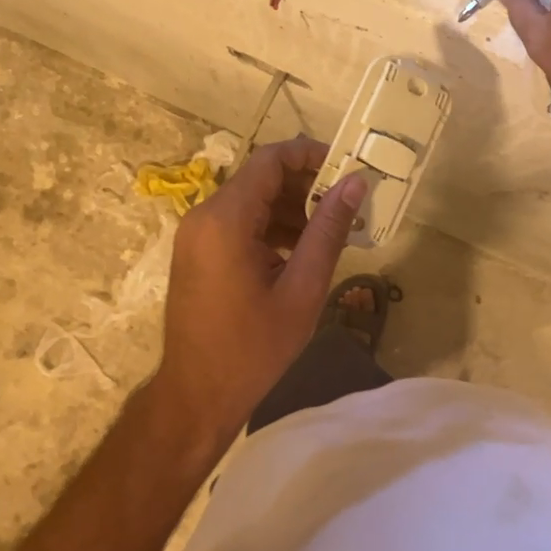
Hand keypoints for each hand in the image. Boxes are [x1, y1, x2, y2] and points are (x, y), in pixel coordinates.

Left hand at [156, 136, 367, 436]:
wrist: (195, 396)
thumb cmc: (251, 349)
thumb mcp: (302, 289)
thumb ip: (328, 230)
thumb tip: (355, 183)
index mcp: (226, 219)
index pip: (270, 160)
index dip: (310, 155)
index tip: (347, 167)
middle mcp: (205, 216)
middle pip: (261, 178)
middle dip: (306, 185)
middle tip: (347, 204)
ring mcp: (197, 234)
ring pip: (252, 200)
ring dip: (291, 208)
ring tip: (332, 231)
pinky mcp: (198, 252)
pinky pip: (240, 223)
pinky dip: (271, 227)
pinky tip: (302, 251)